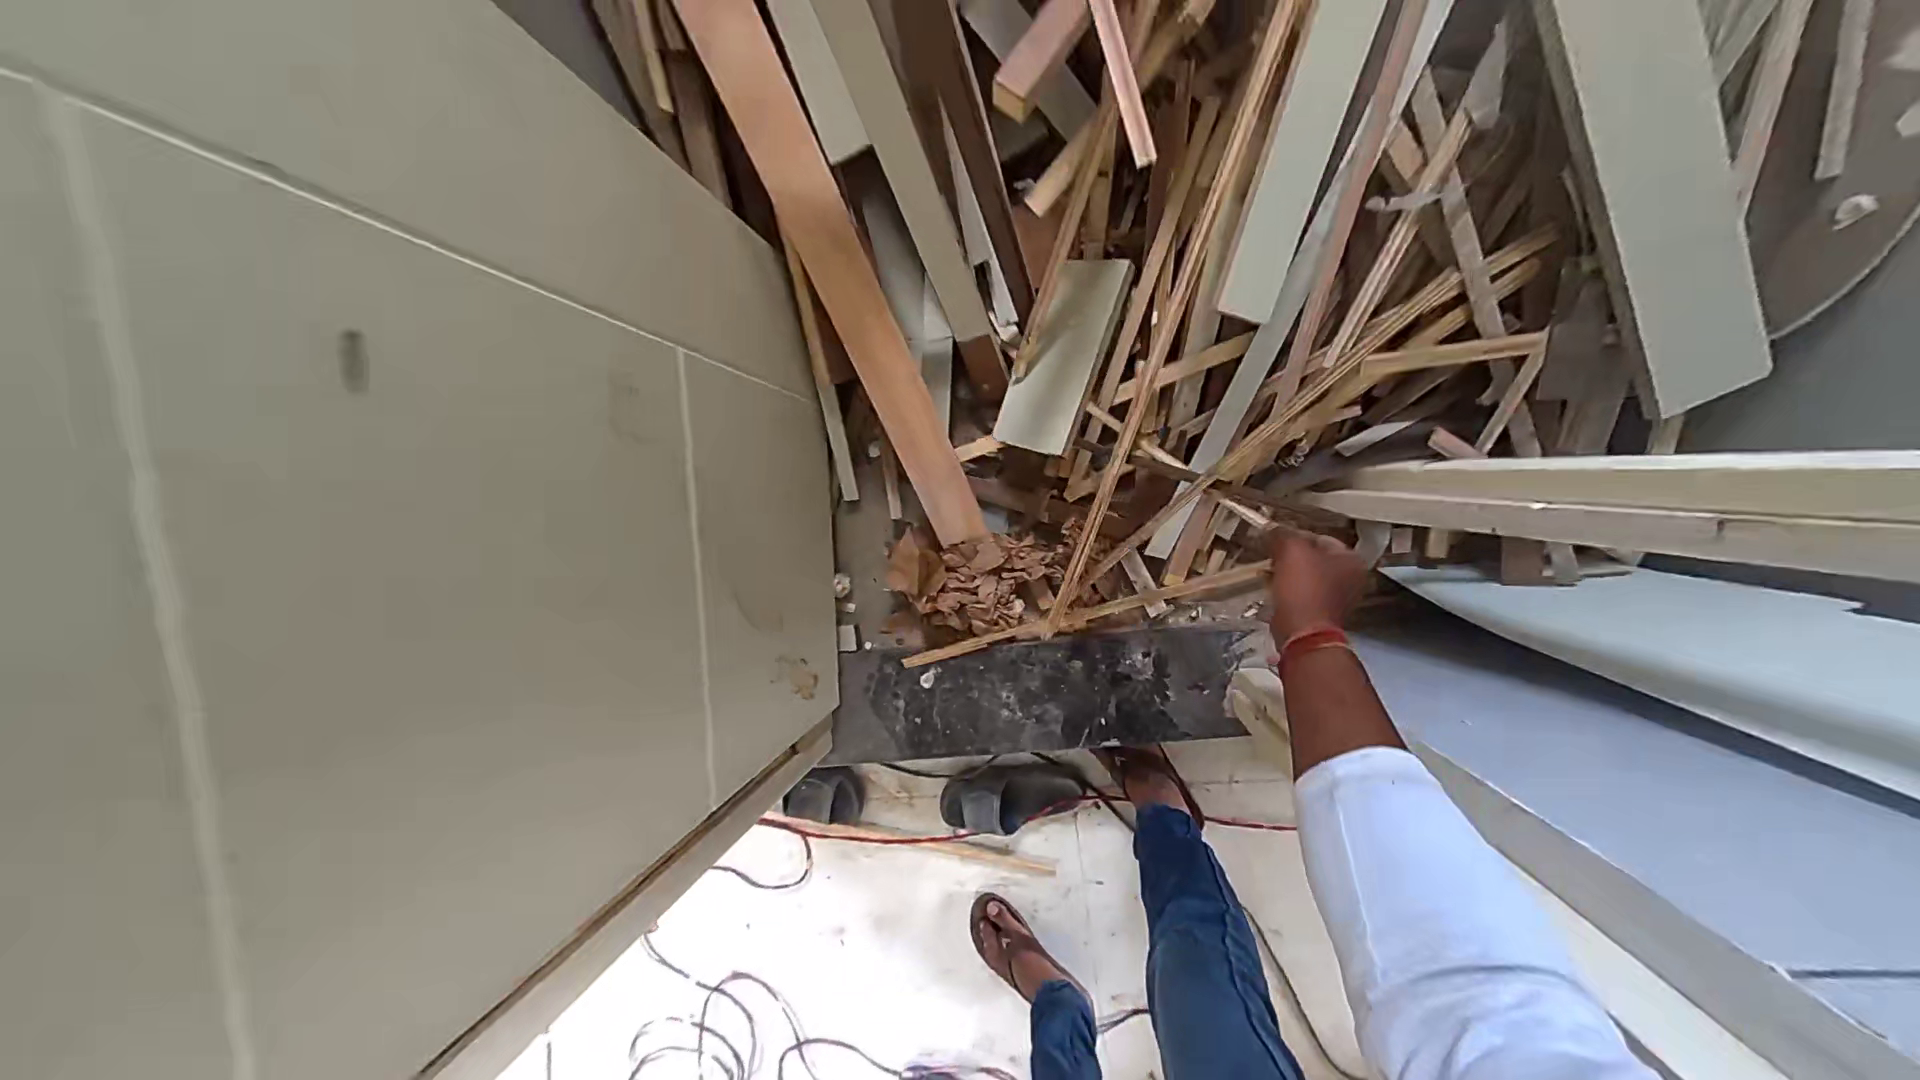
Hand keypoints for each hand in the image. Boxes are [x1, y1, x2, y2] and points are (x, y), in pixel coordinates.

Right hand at [1266, 528, 1367, 642]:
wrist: (1302, 630)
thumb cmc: (1303, 586)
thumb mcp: (1291, 550)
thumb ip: (1281, 534)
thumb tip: (1270, 527)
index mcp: (1352, 559)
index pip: (1320, 537)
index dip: (1294, 536)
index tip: (1274, 541)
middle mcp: (1352, 578)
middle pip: (1314, 558)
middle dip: (1290, 556)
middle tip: (1270, 556)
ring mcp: (1339, 598)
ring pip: (1307, 576)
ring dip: (1287, 573)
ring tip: (1268, 573)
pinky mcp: (1322, 613)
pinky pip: (1303, 594)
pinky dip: (1288, 590)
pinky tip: (1274, 591)